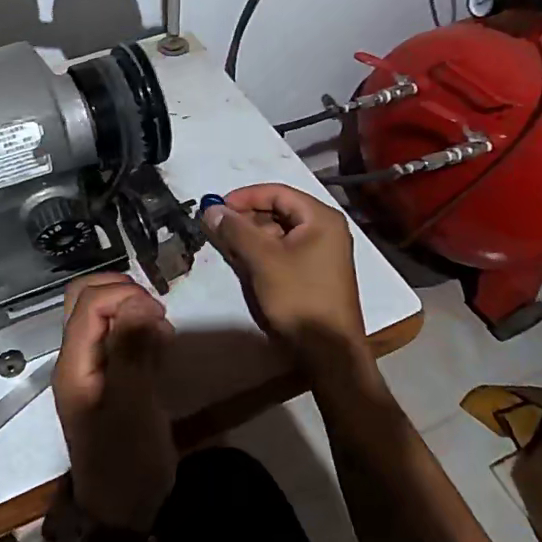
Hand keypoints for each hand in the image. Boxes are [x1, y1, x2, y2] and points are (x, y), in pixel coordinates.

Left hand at [52, 273, 178, 532]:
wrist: (122, 509)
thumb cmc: (126, 459)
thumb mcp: (133, 404)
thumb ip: (131, 349)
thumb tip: (138, 300)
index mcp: (74, 364)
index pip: (90, 303)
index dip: (125, 296)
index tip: (159, 315)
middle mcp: (77, 360)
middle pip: (87, 301)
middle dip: (125, 295)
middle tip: (158, 315)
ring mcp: (92, 370)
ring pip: (103, 316)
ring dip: (134, 312)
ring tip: (163, 336)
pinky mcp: (110, 380)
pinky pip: (118, 338)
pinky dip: (139, 332)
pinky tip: (161, 349)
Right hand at [200, 183, 366, 358]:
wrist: (329, 349)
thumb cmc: (300, 297)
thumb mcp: (264, 261)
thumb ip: (237, 231)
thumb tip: (212, 209)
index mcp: (321, 218)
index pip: (278, 192)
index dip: (245, 196)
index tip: (217, 207)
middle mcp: (326, 229)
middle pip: (281, 210)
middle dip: (248, 216)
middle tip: (218, 226)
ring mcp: (324, 251)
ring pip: (282, 232)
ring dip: (254, 235)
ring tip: (227, 244)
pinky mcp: (317, 271)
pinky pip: (288, 250)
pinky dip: (266, 251)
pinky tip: (246, 260)